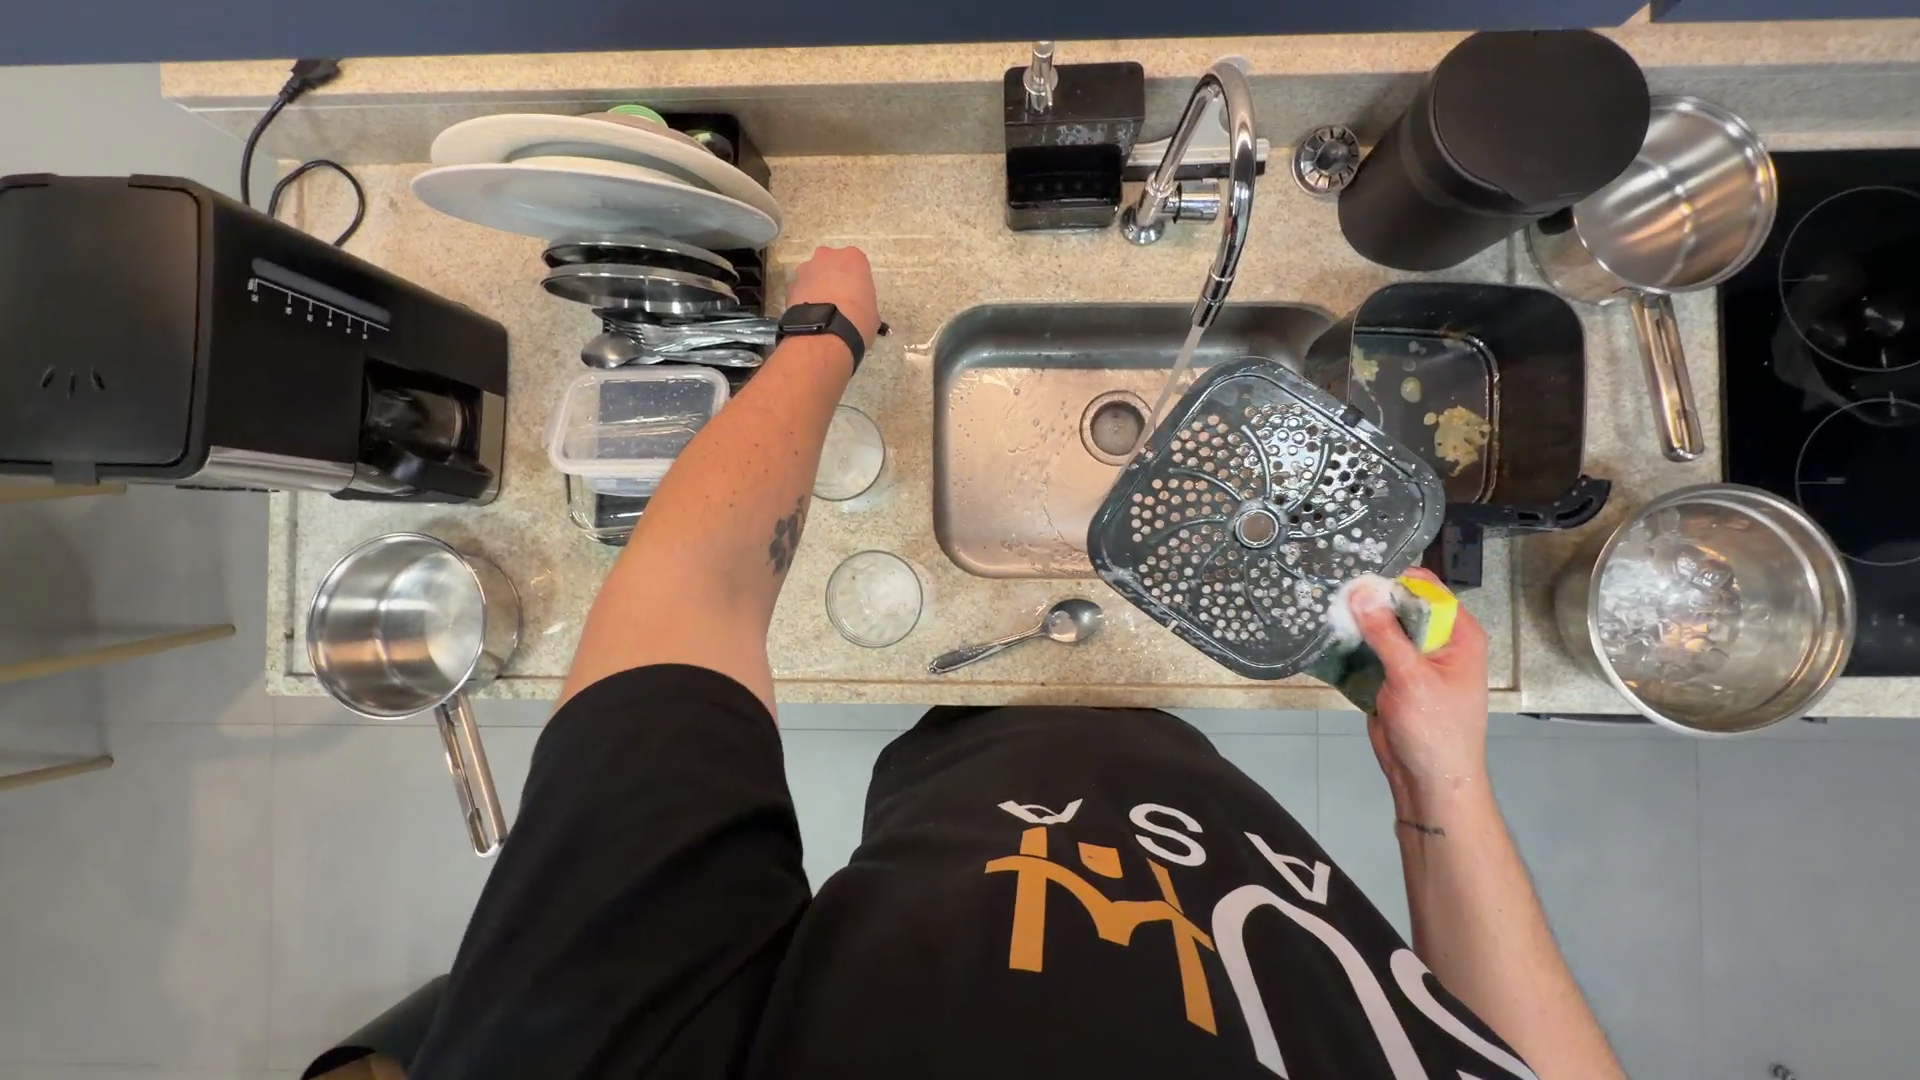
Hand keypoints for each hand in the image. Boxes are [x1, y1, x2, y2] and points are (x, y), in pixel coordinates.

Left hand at [785, 245, 881, 345]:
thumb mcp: (872, 311)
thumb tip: (857, 311)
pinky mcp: (791, 285)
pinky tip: (810, 316)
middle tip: (838, 300)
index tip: (856, 296)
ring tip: (822, 310)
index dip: (856, 281)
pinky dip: (804, 299)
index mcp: (853, 258)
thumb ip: (864, 302)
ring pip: (813, 275)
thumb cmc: (857, 319)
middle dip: (833, 278)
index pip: (856, 264)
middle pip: (831, 264)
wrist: (826, 333)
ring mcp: (806, 269)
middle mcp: (828, 256)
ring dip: (817, 287)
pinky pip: (801, 290)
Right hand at [1349, 568, 1490, 809]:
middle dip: (1368, 599)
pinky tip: (1325, 634)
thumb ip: (1386, 633)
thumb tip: (1361, 590)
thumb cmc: (1434, 730)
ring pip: (1381, 626)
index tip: (1356, 577)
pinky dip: (1350, 642)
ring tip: (1320, 606)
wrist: (1427, 779)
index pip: (1427, 591)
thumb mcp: (1412, 678)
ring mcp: (1412, 658)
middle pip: (1400, 605)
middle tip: (1330, 589)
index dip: (1394, 581)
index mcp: (1458, 635)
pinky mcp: (1390, 674)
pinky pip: (1369, 648)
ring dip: (1355, 621)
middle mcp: (1437, 641)